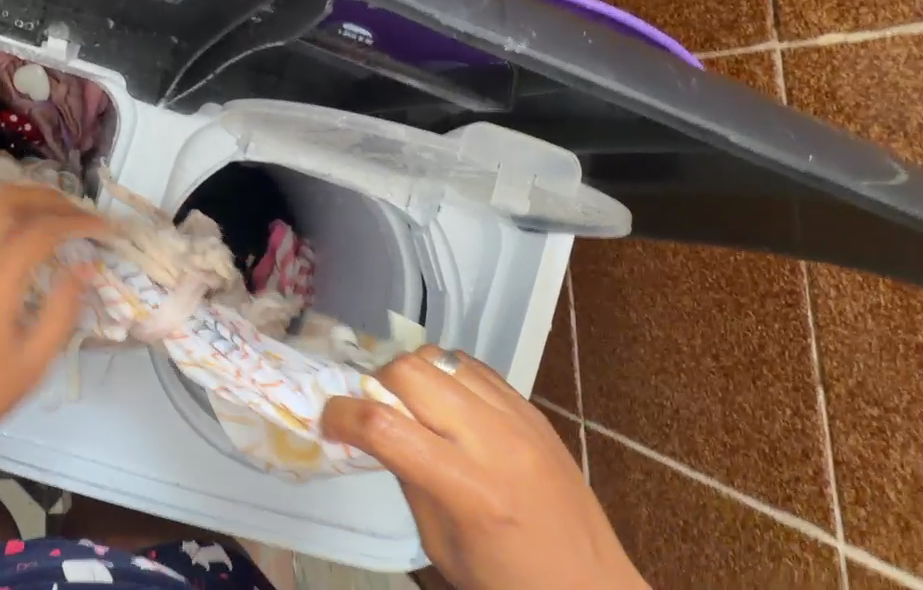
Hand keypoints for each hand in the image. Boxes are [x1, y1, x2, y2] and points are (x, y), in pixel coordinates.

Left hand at [0, 185, 94, 464]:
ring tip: (45, 214)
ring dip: (15, 200)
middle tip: (74, 210)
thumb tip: (84, 267)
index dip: (77, 222)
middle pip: (4, 199)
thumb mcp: (32, 362)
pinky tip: (9, 238)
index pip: (42, 229)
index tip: (103, 227)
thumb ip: (62, 309)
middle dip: (44, 196)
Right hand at [322, 347, 645, 589]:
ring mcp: (518, 417)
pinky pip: (472, 366)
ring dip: (412, 375)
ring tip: (414, 406)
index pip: (383, 425)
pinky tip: (448, 405)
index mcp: (467, 489)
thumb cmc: (507, 583)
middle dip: (377, 383)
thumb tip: (374, 427)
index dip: (342, 415)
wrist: (593, 589)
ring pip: (439, 356)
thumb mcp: (440, 543)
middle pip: (409, 371)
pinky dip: (446, 375)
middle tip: (376, 411)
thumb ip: (407, 475)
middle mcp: (493, 440)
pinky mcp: (532, 407)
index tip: (329, 422)